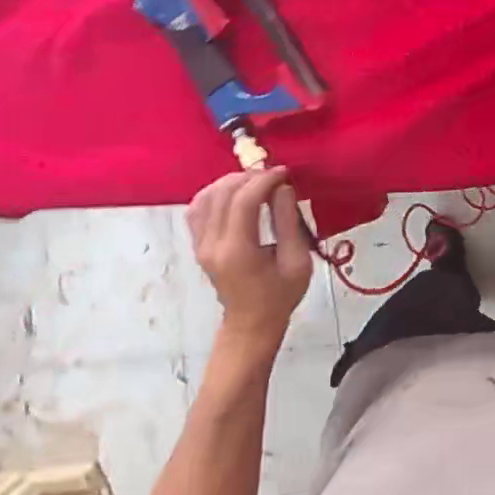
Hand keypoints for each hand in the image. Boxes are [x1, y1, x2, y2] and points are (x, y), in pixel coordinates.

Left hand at [187, 169, 312, 349]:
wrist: (252, 322)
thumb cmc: (280, 295)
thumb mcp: (297, 261)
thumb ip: (288, 222)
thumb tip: (282, 188)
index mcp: (237, 251)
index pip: (244, 201)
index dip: (264, 180)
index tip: (284, 172)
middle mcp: (212, 244)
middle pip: (223, 193)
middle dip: (250, 177)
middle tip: (274, 176)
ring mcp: (200, 244)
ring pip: (206, 196)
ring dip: (231, 182)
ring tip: (256, 181)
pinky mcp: (197, 244)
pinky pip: (198, 208)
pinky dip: (215, 193)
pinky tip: (234, 193)